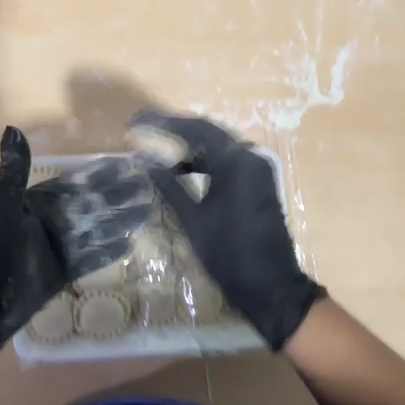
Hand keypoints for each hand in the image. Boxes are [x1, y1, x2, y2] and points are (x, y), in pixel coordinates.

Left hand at [0, 128, 146, 384]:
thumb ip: (13, 174)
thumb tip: (13, 128)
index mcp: (28, 206)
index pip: (70, 186)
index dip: (96, 176)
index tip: (124, 166)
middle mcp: (43, 225)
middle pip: (86, 208)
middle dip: (114, 199)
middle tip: (147, 188)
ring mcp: (52, 252)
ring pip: (91, 232)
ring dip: (116, 222)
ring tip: (147, 211)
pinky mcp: (58, 277)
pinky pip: (87, 260)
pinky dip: (105, 252)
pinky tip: (128, 244)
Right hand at [130, 109, 325, 349]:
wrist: (269, 283)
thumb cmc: (227, 253)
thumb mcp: (192, 219)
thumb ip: (168, 185)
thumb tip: (144, 161)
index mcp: (235, 162)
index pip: (193, 129)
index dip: (162, 123)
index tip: (135, 121)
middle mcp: (249, 157)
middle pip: (207, 131)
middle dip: (174, 128)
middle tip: (143, 125)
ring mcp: (257, 169)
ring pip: (217, 145)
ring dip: (189, 144)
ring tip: (157, 145)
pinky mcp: (259, 182)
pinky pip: (228, 161)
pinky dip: (204, 161)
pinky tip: (181, 170)